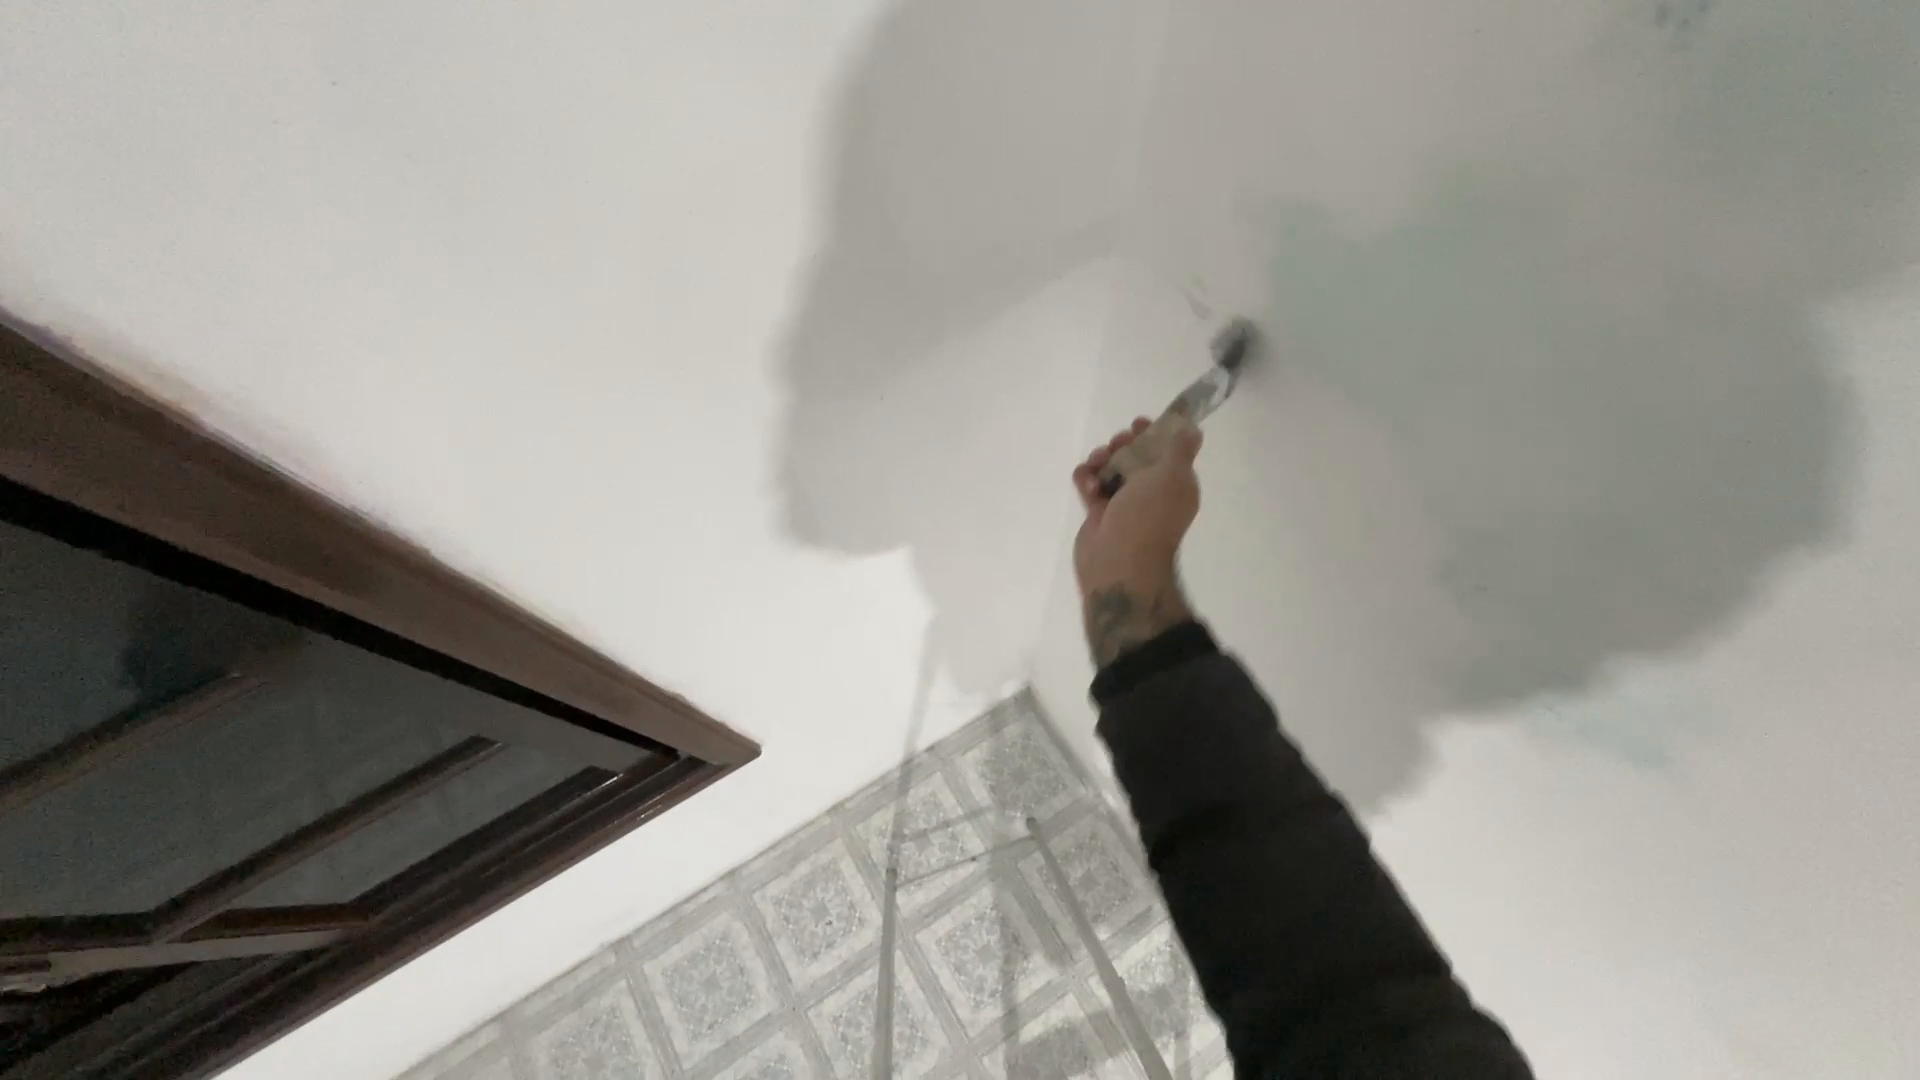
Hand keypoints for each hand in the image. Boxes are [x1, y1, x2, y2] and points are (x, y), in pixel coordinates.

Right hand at [1070, 416, 1202, 665]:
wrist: (1118, 562)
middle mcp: (1151, 491)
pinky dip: (1086, 479)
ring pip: (1110, 467)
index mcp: (1175, 483)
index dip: (1154, 433)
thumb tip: (1194, 430)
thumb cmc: (1148, 516)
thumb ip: (1180, 449)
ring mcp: (1123, 502)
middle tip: (1117, 444)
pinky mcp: (1098, 513)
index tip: (1139, 423)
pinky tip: (1086, 484)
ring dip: (1102, 459)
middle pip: (1136, 455)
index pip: (1167, 450)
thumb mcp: (1172, 475)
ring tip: (1097, 465)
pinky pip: (1090, 484)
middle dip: (1124, 444)